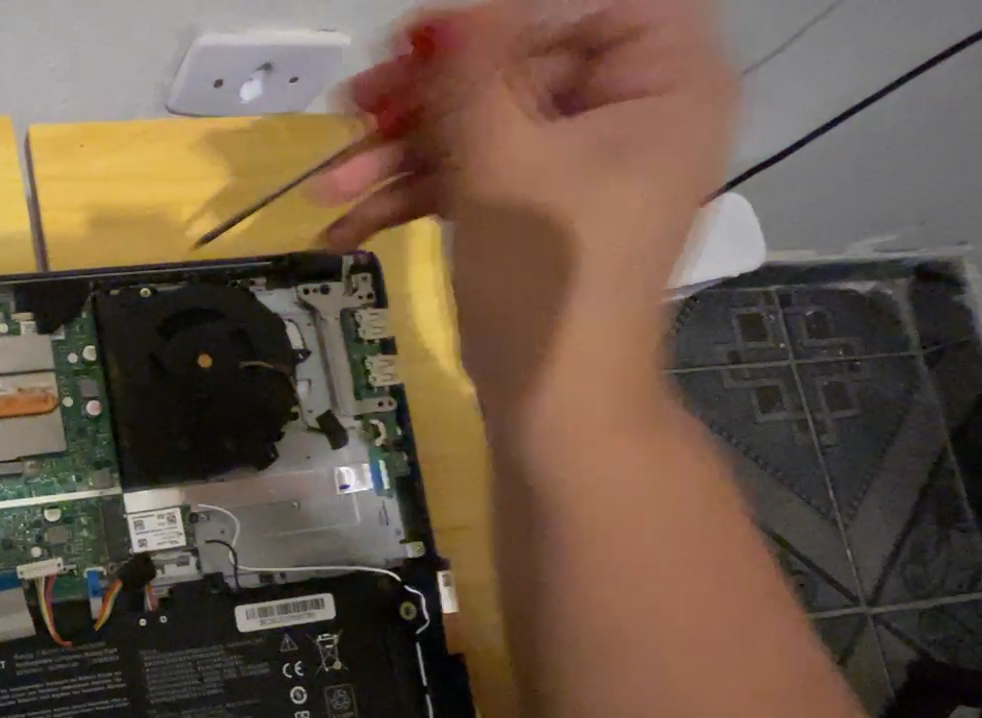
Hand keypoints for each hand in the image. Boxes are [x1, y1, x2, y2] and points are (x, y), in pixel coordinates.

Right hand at [314, 0, 737, 413]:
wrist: (552, 404)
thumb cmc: (547, 281)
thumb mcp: (505, 167)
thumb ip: (472, 78)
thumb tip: (441, 14)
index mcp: (664, 80)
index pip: (584, 4)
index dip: (495, 17)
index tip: (413, 41)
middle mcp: (625, 112)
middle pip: (513, 71)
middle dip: (422, 103)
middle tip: (350, 109)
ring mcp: (571, 168)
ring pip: (476, 133)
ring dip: (395, 161)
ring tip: (325, 188)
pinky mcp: (527, 213)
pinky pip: (467, 183)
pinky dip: (409, 201)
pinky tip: (347, 226)